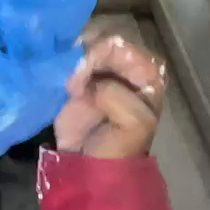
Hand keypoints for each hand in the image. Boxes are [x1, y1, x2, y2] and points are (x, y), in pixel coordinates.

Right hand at [53, 32, 168, 159]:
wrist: (90, 166)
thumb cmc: (119, 147)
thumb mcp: (134, 123)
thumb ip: (118, 95)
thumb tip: (90, 83)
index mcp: (147, 75)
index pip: (126, 47)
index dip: (105, 54)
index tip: (86, 71)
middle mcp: (125, 68)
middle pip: (104, 43)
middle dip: (87, 56)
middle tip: (75, 80)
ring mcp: (100, 73)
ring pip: (85, 48)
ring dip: (73, 60)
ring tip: (70, 85)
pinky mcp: (78, 81)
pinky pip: (70, 60)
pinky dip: (62, 64)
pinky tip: (62, 80)